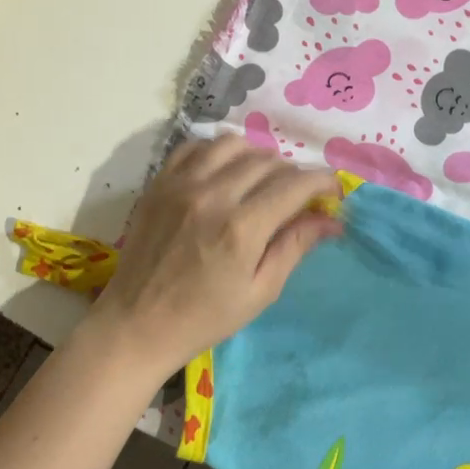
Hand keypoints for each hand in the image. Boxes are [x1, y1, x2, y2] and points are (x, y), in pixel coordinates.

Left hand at [86, 136, 340, 377]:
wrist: (136, 324)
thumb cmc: (204, 318)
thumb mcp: (260, 291)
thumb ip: (294, 247)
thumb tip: (332, 220)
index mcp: (242, 228)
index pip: (295, 184)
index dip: (322, 183)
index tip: (333, 192)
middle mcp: (213, 195)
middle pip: (268, 161)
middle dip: (293, 175)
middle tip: (298, 198)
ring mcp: (181, 184)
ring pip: (234, 144)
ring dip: (258, 157)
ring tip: (262, 181)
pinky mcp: (159, 182)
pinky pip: (196, 147)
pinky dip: (218, 152)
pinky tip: (225, 172)